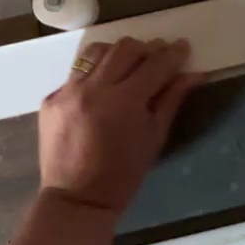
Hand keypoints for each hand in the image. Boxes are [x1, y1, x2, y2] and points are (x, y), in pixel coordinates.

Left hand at [37, 37, 202, 214]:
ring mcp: (67, 92)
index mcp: (123, 103)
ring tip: (128, 64)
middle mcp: (92, 90)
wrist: (76, 199)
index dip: (173, 53)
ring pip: (97, 51)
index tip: (183, 45)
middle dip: (147, 48)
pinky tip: (102, 88)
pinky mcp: (51, 98)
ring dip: (118, 53)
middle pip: (125, 48)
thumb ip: (172, 99)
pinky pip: (76, 72)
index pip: (154, 65)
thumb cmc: (124, 173)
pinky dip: (94, 73)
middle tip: (157, 56)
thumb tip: (194, 74)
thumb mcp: (154, 137)